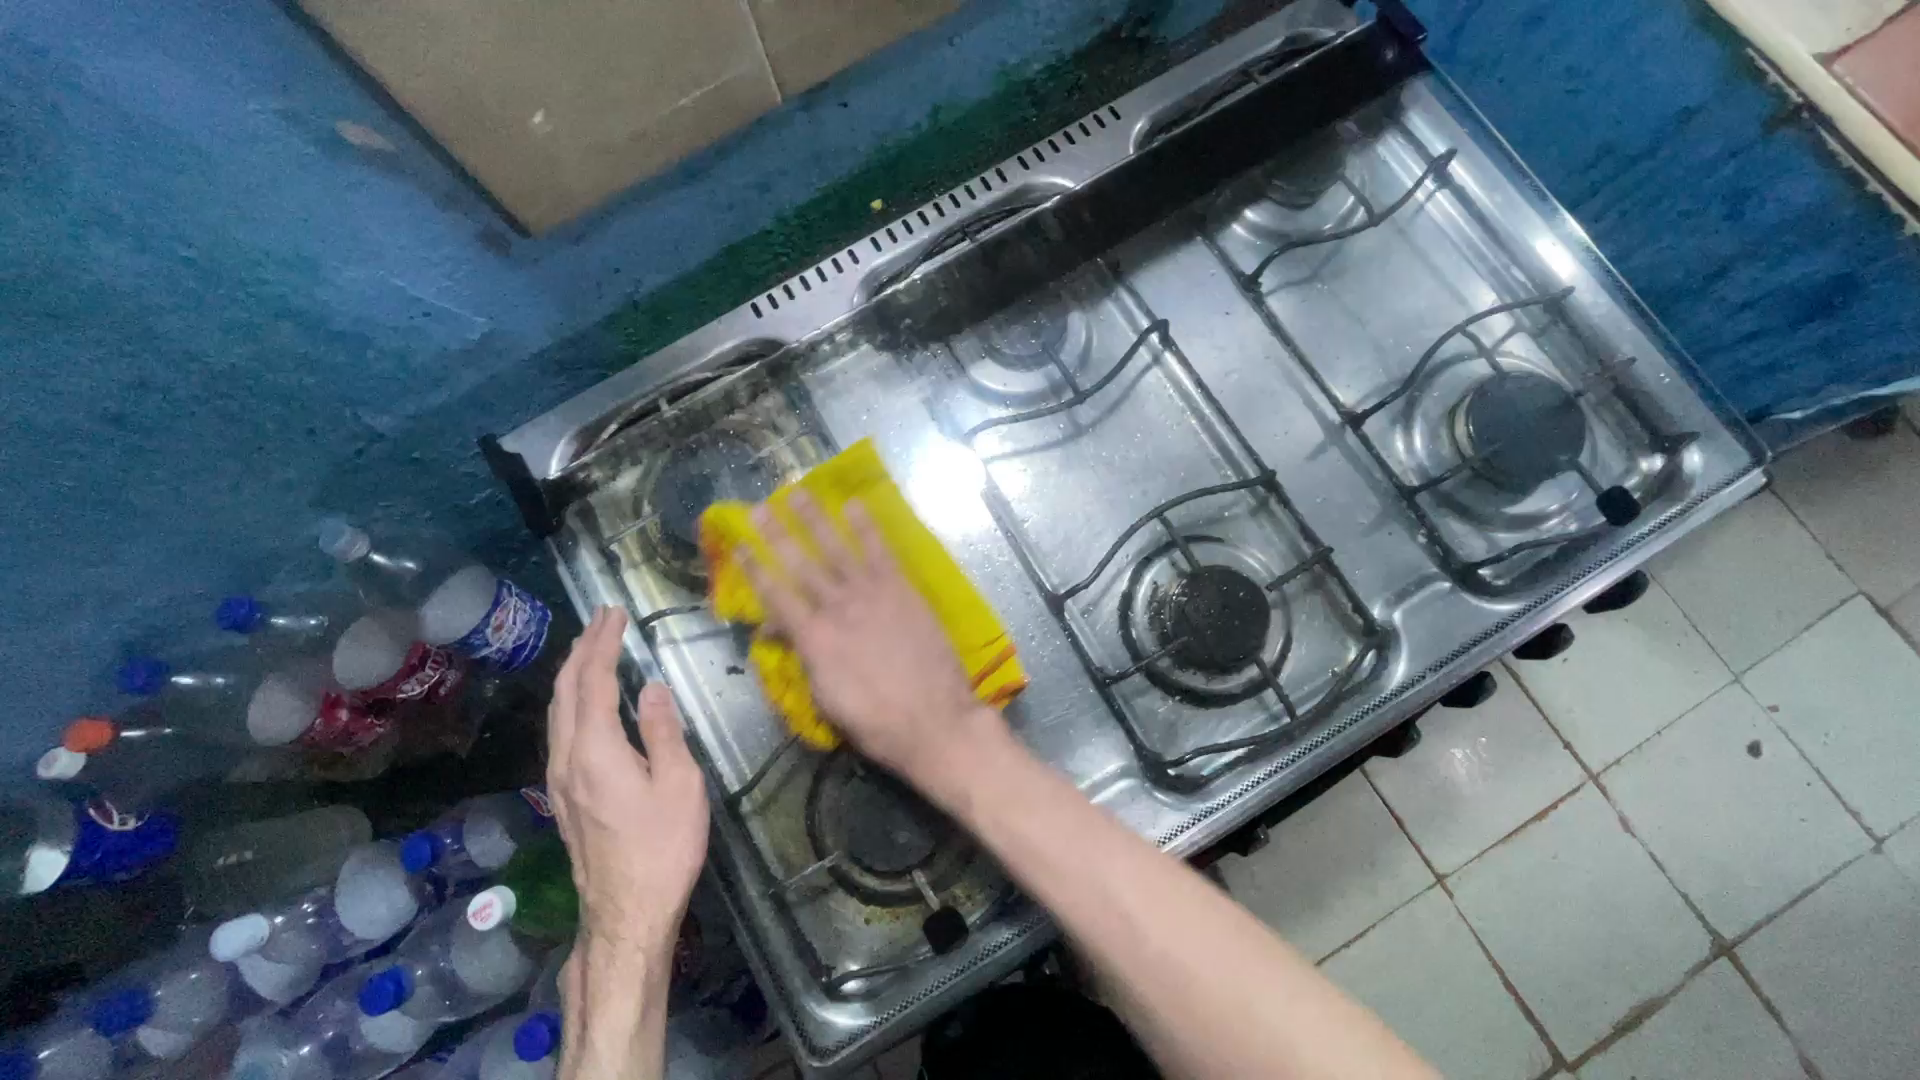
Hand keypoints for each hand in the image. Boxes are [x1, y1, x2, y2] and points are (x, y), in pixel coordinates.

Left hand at [545, 607, 709, 970]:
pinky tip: (586, 703)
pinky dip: (572, 701)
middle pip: (565, 691)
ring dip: (573, 674)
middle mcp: (566, 758)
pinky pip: (560, 731)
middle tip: (603, 620)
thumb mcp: (680, 785)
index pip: (594, 680)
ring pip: (557, 712)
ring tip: (591, 649)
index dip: (604, 643)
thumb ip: (664, 731)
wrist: (627, 913)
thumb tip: (653, 687)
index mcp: (595, 749)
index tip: (615, 612)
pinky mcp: (564, 797)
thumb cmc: (663, 848)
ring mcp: (560, 780)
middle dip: (582, 650)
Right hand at [737, 493, 1007, 791]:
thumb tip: (781, 632)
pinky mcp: (903, 590)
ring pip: (836, 549)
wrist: (934, 720)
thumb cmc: (875, 722)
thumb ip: (805, 659)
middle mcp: (837, 608)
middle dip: (777, 535)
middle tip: (758, 507)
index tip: (740, 545)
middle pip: (800, 565)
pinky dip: (867, 527)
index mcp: (813, 639)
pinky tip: (855, 505)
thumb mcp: (826, 700)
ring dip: (815, 520)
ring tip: (798, 492)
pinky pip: (881, 551)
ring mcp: (872, 595)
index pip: (775, 596)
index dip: (755, 570)